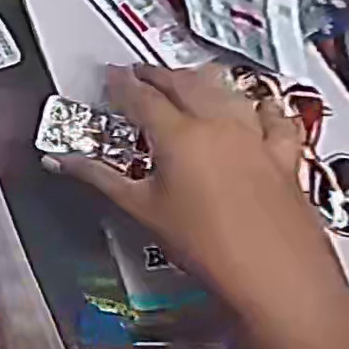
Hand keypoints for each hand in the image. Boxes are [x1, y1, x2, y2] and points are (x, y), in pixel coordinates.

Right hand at [49, 65, 348, 319]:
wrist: (277, 277)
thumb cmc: (210, 245)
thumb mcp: (139, 208)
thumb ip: (98, 177)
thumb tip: (65, 162)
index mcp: (181, 136)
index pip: (143, 97)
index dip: (122, 84)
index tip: (111, 77)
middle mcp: (222, 128)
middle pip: (187, 83)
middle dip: (159, 73)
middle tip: (139, 72)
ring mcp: (258, 139)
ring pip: (229, 90)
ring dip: (203, 79)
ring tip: (188, 76)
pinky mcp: (284, 157)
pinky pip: (274, 116)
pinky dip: (259, 104)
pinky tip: (257, 103)